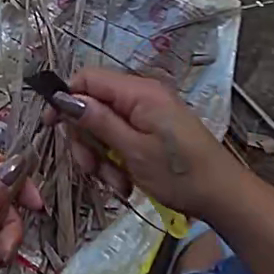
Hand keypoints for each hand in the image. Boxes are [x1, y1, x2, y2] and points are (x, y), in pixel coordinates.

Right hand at [49, 68, 254, 221]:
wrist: (221, 195)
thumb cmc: (179, 173)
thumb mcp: (132, 150)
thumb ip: (98, 121)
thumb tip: (64, 97)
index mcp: (139, 92)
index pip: (87, 78)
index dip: (65, 99)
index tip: (52, 129)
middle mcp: (143, 96)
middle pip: (93, 106)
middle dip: (87, 141)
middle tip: (92, 169)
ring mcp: (149, 114)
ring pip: (105, 128)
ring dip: (102, 158)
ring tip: (118, 183)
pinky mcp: (153, 132)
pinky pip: (122, 140)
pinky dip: (118, 162)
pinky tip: (127, 183)